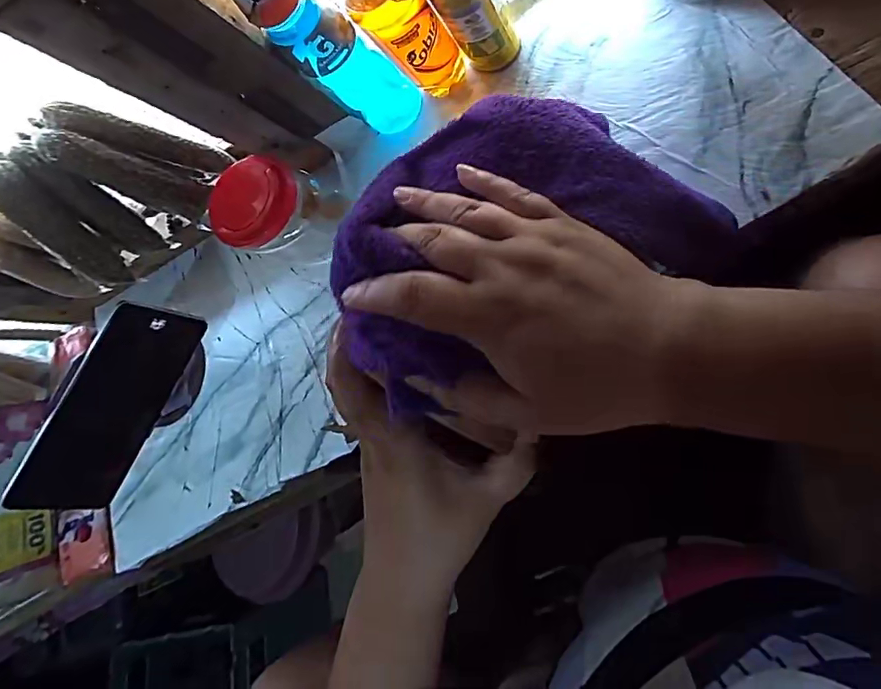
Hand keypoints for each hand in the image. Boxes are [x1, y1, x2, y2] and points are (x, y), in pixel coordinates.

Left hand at [327, 330, 534, 592]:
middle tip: (371, 300)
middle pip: (341, 378)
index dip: (351, 344)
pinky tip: (392, 358)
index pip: (356, 384)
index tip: (367, 305)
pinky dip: (362, 374)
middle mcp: (372, 430)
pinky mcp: (372, 447)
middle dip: (347, 337)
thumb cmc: (441, 537)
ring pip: (347, 388)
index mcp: (392, 436)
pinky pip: (359, 400)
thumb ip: (517, 459)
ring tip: (380, 317)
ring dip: (352, 353)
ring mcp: (368, 439)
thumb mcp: (487, 497)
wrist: (404, 580)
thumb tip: (539, 415)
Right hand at [340, 163, 698, 434]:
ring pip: (466, 210)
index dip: (375, 294)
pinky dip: (486, 181)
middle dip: (395, 240)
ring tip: (399, 197)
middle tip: (375, 242)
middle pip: (432, 241)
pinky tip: (463, 172)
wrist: (668, 346)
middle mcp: (500, 265)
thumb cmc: (598, 387)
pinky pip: (514, 193)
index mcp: (488, 314)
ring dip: (428, 202)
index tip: (352, 295)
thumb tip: (421, 380)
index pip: (412, 296)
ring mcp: (531, 236)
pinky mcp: (559, 222)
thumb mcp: (530, 412)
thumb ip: (469, 396)